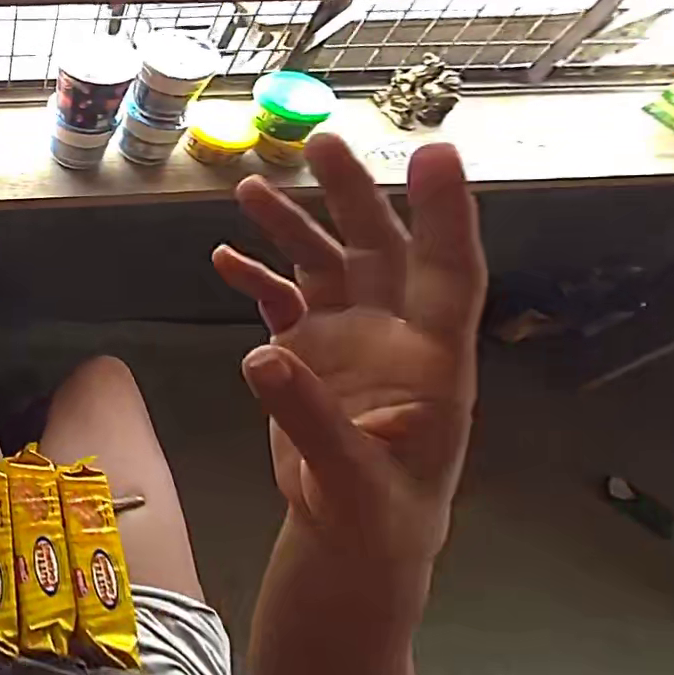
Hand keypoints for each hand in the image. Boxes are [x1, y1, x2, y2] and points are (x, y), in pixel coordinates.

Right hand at [212, 134, 485, 575]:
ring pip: (321, 265)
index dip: (445, 215)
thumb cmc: (376, 513)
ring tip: (249, 190)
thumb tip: (260, 354)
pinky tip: (225, 259)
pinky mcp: (304, 351)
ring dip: (289, 226)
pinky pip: (280, 299)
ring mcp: (344, 340)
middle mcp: (391, 336)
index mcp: (431, 362)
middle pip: (375, 249)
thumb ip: (308, 415)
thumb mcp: (350, 478)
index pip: (448, 275)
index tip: (433, 154)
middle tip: (320, 144)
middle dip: (351, 195)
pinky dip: (255, 277)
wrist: (348, 530)